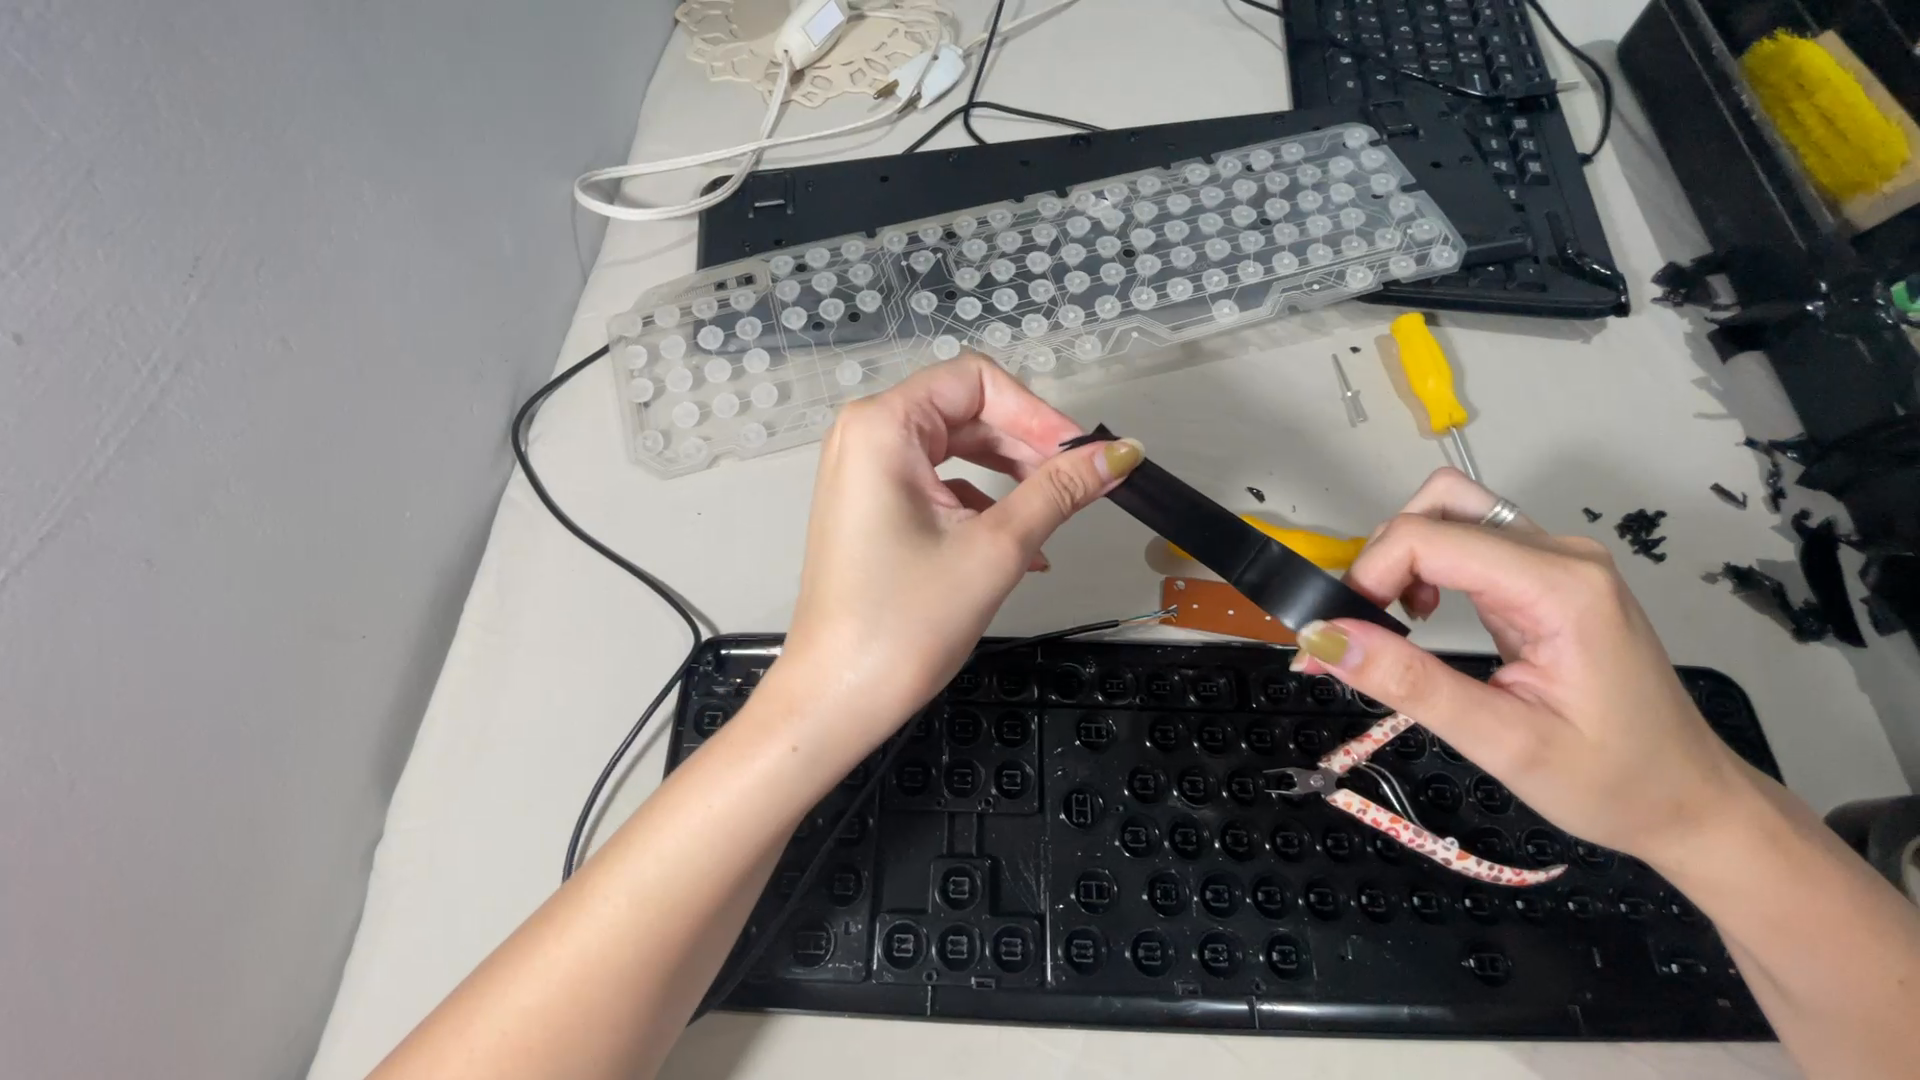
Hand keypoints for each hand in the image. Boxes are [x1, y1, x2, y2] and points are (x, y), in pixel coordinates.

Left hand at [771, 355, 1142, 746]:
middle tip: (1079, 486)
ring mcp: (864, 475)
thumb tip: (1118, 454)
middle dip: (1027, 448)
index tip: (1080, 454)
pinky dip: (981, 509)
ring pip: (956, 452)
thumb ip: (1059, 491)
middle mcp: (865, 438)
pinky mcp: (871, 509)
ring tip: (1052, 521)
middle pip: (966, 413)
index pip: (976, 382)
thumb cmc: (902, 624)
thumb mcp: (995, 548)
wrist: (838, 698)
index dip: (1036, 413)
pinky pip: (938, 487)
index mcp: (882, 427)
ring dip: (1010, 481)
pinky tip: (1021, 549)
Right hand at [1290, 468, 1757, 865]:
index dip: (1366, 577)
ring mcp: (1556, 559)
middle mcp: (1558, 553)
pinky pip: (1465, 538)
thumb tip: (1321, 637)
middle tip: (1364, 631)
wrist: (1692, 801)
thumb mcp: (1500, 742)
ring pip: (1447, 512)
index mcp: (1557, 586)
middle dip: (1379, 562)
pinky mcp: (1546, 574)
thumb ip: (1407, 682)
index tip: (1343, 637)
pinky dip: (1423, 565)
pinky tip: (1424, 613)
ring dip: (1399, 557)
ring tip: (1393, 620)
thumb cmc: (1610, 781)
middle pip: (1435, 508)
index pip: (1424, 537)